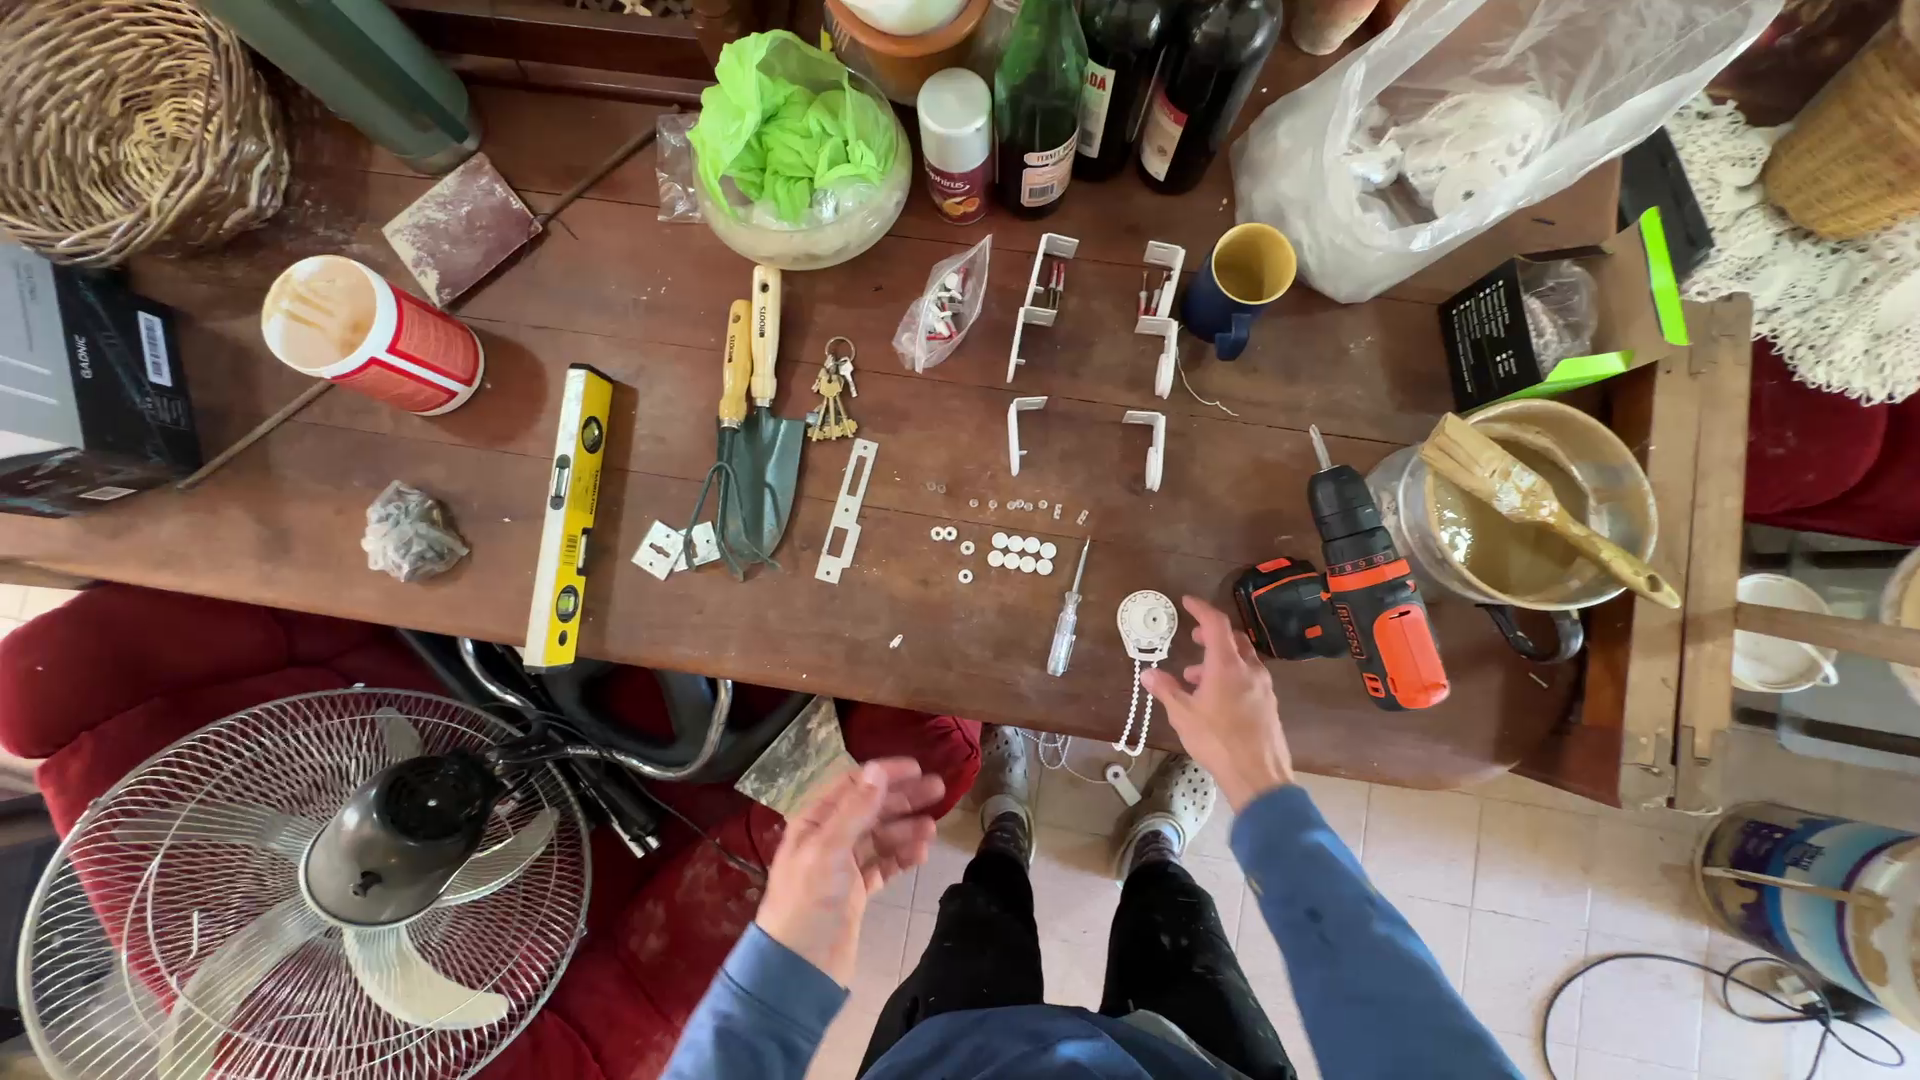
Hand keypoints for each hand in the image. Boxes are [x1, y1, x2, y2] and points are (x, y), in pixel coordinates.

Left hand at [755, 759, 944, 984]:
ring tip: (932, 829)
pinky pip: (884, 865)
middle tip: (938, 790)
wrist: (798, 969)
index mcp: (815, 822)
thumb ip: (855, 810)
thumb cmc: (807, 903)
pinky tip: (921, 854)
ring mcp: (843, 865)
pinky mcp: (856, 891)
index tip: (917, 768)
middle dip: (903, 798)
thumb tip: (878, 770)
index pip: (853, 785)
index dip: (884, 774)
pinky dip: (902, 857)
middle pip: (871, 808)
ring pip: (881, 837)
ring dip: (906, 829)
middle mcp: (829, 838)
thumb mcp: (828, 851)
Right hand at [1140, 595, 1293, 810]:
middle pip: (1234, 639)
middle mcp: (1249, 670)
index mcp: (1227, 665)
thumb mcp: (1183, 714)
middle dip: (1212, 634)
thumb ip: (1166, 689)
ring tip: (1195, 677)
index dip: (1201, 608)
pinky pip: (1249, 678)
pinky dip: (1231, 675)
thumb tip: (1148, 672)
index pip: (1217, 624)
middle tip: (1194, 638)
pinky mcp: (1268, 704)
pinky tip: (1216, 698)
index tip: (1187, 602)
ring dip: (1219, 659)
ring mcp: (1263, 687)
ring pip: (1242, 660)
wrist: (1258, 775)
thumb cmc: (1217, 740)